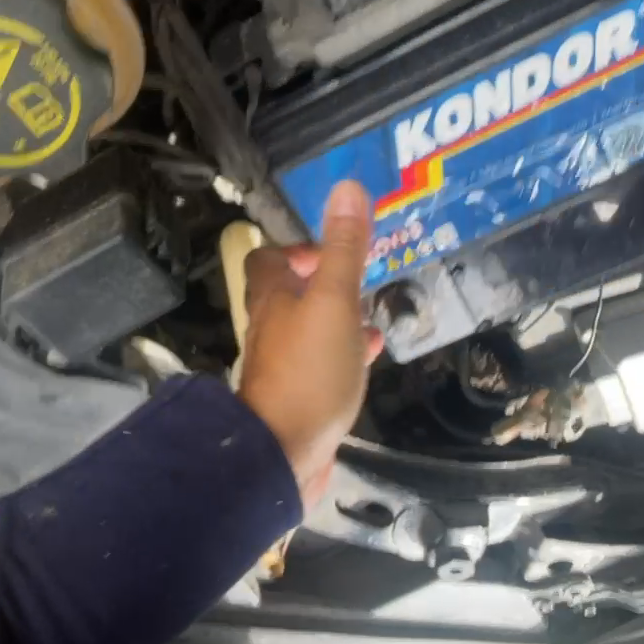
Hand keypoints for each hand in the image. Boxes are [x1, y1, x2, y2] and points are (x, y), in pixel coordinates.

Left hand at [238, 181, 383, 510]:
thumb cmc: (309, 372)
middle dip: (325, 285)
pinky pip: (321, 368)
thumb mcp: (334, 302)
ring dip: (339, 321)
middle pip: (290, 296)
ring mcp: (282, 368)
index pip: (268, 259)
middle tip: (362, 283)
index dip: (296, 249)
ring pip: (310, 332)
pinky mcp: (298, 400)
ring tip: (374, 318)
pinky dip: (343, 357)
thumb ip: (343, 250)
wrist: (282, 456)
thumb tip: (347, 187)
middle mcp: (270, 330)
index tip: (330, 253)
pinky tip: (369, 360)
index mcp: (271, 301)